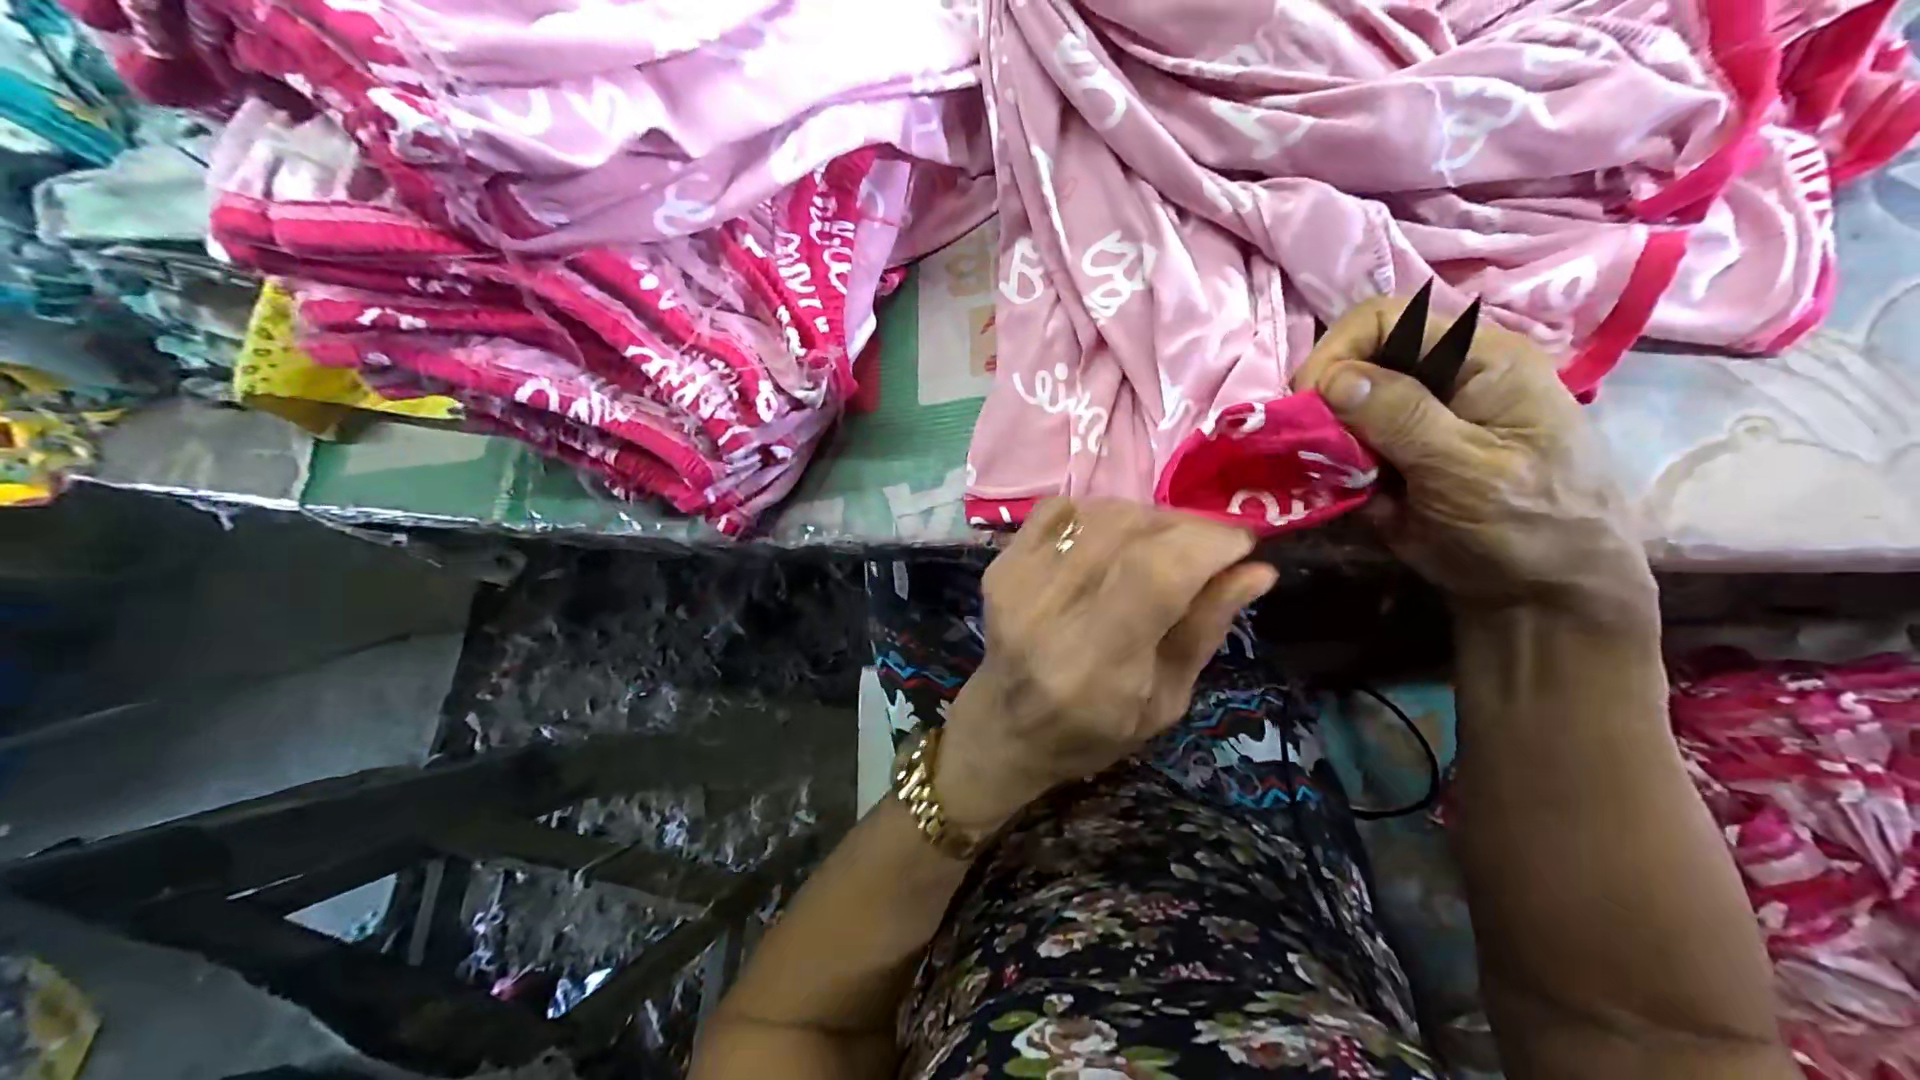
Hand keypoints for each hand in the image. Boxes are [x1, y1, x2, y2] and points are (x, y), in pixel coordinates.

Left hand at [933, 499, 1277, 834]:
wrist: (1006, 726)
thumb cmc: (1094, 730)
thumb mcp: (1165, 701)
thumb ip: (1205, 631)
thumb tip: (1258, 568)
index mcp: (1097, 664)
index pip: (1156, 573)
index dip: (1209, 543)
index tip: (1242, 546)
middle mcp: (1051, 613)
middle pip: (1130, 531)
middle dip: (1188, 527)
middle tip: (1209, 548)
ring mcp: (1018, 581)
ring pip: (1101, 513)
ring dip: (1150, 518)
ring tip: (1166, 546)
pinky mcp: (1001, 564)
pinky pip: (1062, 507)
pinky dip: (1101, 513)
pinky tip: (1114, 541)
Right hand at [1293, 296, 1656, 630]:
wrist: (1543, 594)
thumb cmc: (1531, 525)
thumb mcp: (1470, 470)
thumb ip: (1404, 418)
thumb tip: (1332, 377)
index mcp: (1477, 359)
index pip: (1385, 318)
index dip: (1337, 351)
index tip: (1309, 402)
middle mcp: (1439, 378)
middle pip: (1353, 361)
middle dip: (1322, 402)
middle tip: (1314, 450)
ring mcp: (1411, 419)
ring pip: (1338, 407)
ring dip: (1323, 441)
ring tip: (1333, 479)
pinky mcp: (1391, 455)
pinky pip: (1340, 446)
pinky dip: (1328, 467)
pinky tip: (1343, 493)